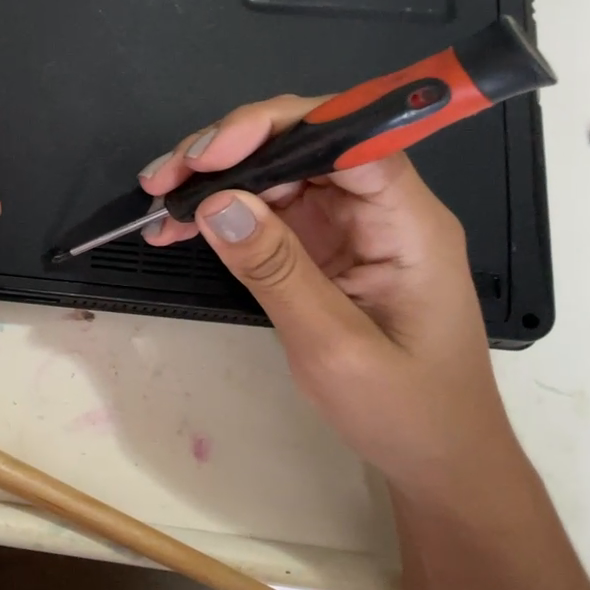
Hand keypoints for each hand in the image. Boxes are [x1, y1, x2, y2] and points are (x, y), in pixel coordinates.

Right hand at [138, 95, 520, 500]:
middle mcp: (376, 209)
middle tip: (162, 178)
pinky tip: (174, 228)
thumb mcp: (336, 347)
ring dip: (211, 179)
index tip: (209, 156)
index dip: (276, 130)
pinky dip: (216, 213)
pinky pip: (261, 209)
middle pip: (301, 145)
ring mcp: (345, 225)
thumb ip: (278, 271)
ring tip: (156, 199)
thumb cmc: (406, 411)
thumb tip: (217, 203)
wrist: (433, 459)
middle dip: (227, 150)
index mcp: (406, 222)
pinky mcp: (318, 245)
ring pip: (271, 172)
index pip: (347, 140)